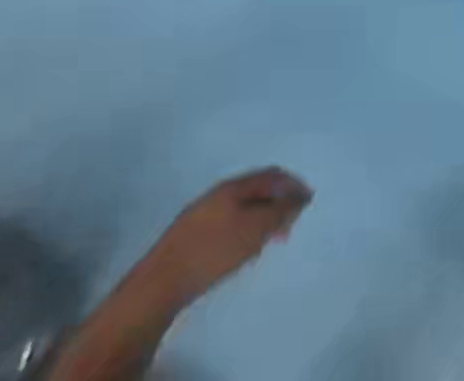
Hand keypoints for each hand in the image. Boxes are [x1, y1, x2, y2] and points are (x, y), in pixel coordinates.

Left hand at [131, 167, 311, 311]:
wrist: (156, 288)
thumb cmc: (214, 250)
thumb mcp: (259, 227)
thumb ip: (284, 209)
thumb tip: (299, 198)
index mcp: (232, 186)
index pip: (273, 175)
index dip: (295, 184)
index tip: (308, 202)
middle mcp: (215, 195)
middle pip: (257, 191)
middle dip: (278, 204)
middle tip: (289, 225)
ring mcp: (199, 216)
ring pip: (242, 210)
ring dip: (261, 220)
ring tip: (268, 241)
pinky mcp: (188, 238)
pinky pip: (227, 225)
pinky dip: (244, 231)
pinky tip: (243, 251)